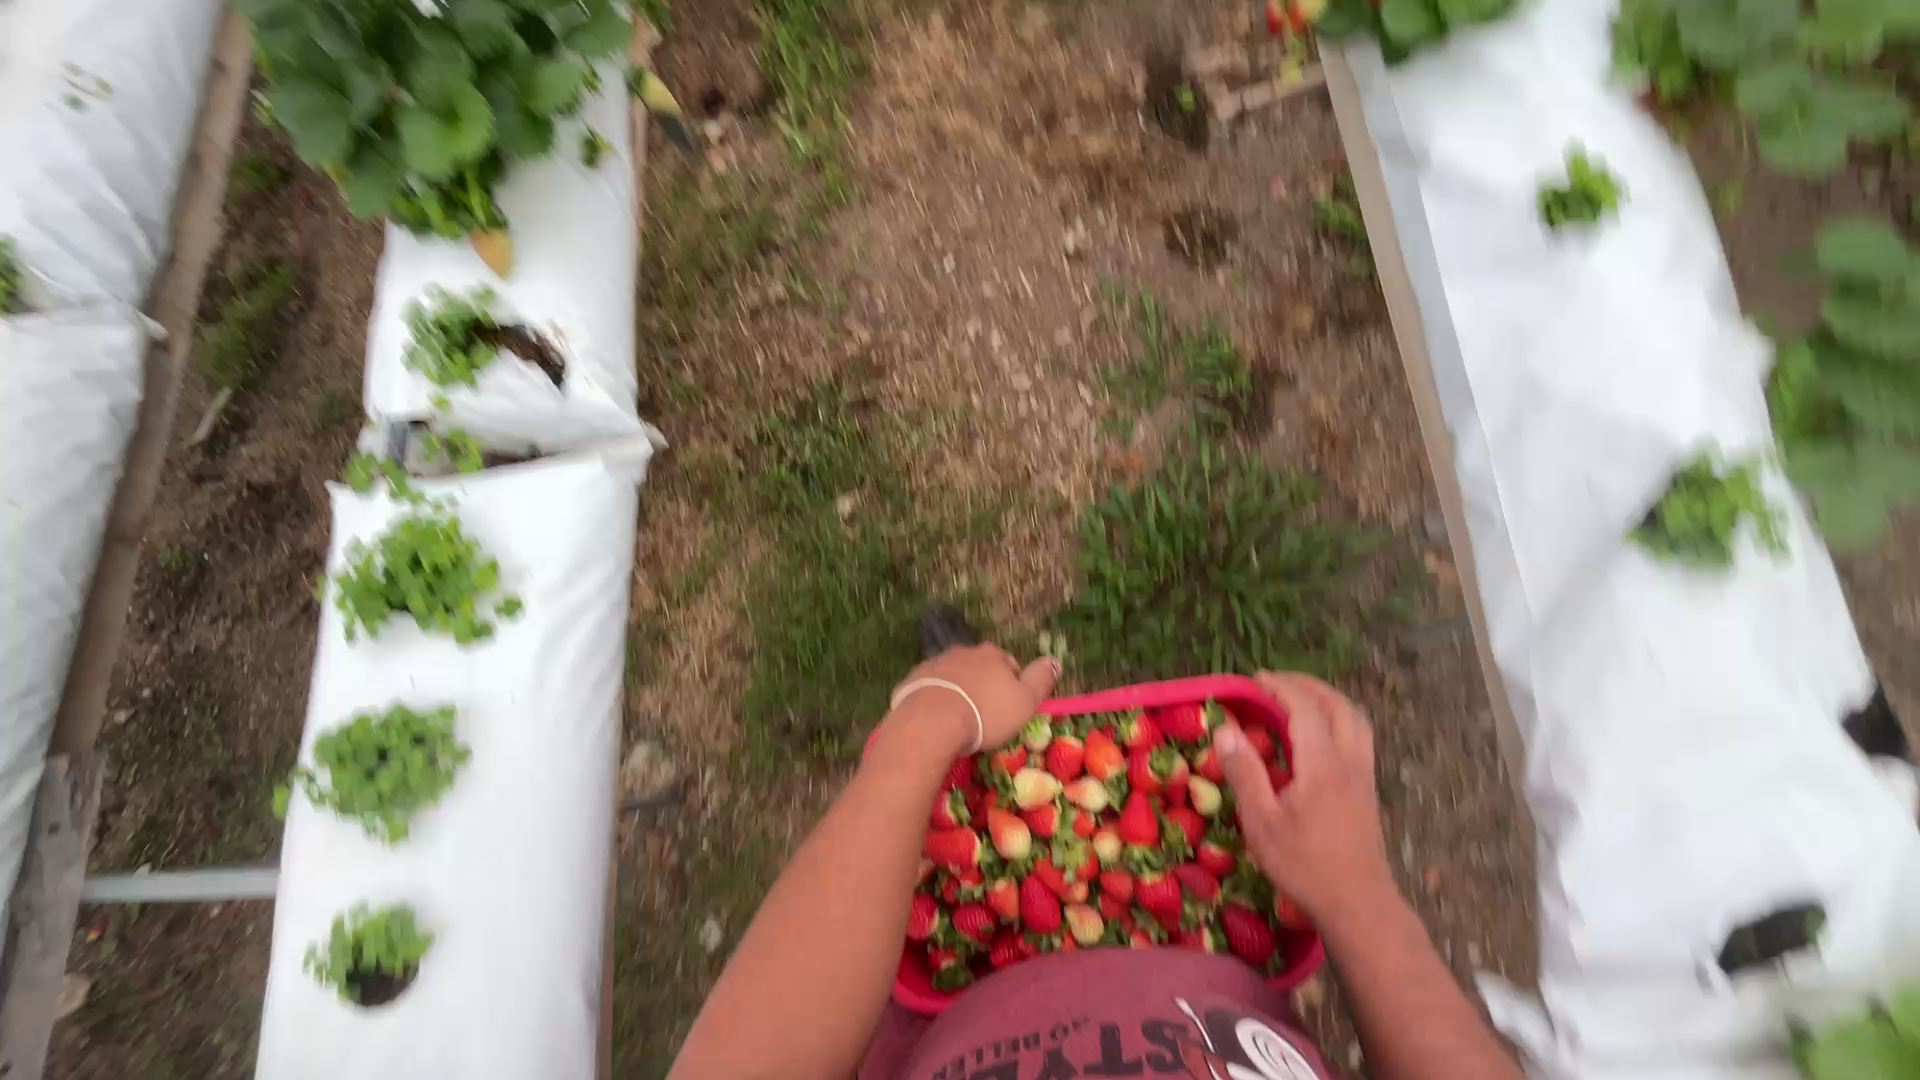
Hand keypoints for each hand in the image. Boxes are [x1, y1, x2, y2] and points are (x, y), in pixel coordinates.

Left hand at [884, 644, 1060, 758]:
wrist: (931, 722)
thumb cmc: (985, 714)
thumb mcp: (1025, 701)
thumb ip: (1041, 679)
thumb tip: (1054, 659)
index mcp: (993, 655)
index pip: (1010, 665)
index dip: (1012, 686)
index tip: (1009, 708)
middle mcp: (964, 651)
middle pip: (980, 667)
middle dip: (983, 685)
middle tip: (984, 715)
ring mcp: (936, 663)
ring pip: (954, 675)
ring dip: (959, 690)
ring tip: (960, 718)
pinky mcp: (914, 678)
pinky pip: (931, 687)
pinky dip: (937, 698)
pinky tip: (937, 718)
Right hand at [1216, 672, 1397, 926]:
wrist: (1358, 906)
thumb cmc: (1304, 865)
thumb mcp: (1261, 822)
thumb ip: (1244, 771)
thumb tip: (1225, 729)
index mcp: (1322, 765)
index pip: (1304, 708)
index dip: (1279, 687)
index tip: (1254, 680)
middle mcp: (1349, 761)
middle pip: (1338, 705)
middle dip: (1306, 686)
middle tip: (1274, 683)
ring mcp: (1363, 776)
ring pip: (1354, 719)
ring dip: (1326, 700)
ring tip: (1295, 700)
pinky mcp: (1367, 790)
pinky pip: (1357, 737)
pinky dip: (1336, 720)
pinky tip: (1315, 736)